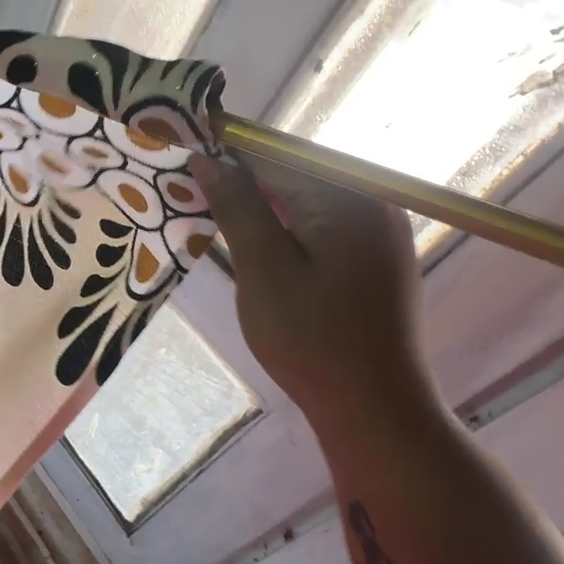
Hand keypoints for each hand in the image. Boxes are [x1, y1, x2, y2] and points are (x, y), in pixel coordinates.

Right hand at [188, 152, 438, 437]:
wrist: (375, 408)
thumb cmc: (311, 338)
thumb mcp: (263, 269)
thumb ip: (238, 208)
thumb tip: (208, 160)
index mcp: (349, 198)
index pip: (275, 156)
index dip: (227, 156)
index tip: (184, 162)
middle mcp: (373, 203)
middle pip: (295, 172)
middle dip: (244, 179)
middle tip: (194, 195)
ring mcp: (380, 231)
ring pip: (308, 197)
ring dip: (263, 202)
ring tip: (218, 216)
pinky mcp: (376, 257)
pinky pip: (323, 221)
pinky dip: (286, 224)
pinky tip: (259, 242)